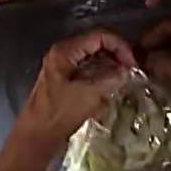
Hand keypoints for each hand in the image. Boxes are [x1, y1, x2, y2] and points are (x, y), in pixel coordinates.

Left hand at [15, 28, 136, 154]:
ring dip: (109, 63)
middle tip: (132, 69)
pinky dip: (100, 72)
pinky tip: (111, 84)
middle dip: (115, 53)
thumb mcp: (89, 95)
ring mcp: (62, 65)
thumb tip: (127, 69)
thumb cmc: (60, 113)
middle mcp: (63, 52)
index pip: (98, 35)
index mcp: (66, 50)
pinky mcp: (64, 78)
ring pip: (92, 56)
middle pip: (95, 42)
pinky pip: (87, 68)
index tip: (133, 63)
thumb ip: (110, 78)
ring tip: (125, 76)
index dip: (119, 45)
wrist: (37, 135)